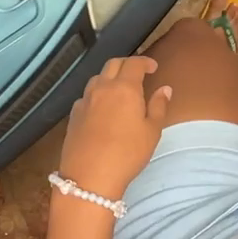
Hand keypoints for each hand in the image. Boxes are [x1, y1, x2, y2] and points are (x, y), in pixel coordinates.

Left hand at [58, 56, 170, 200]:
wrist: (89, 177)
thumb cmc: (128, 154)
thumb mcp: (152, 132)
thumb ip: (158, 107)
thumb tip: (164, 89)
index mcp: (124, 88)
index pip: (134, 64)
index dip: (145, 62)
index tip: (153, 67)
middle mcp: (102, 88)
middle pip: (113, 64)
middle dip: (127, 64)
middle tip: (138, 73)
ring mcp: (84, 100)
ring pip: (97, 78)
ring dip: (110, 77)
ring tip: (119, 89)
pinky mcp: (73, 115)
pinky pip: (86, 96)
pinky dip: (97, 94)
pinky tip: (102, 108)